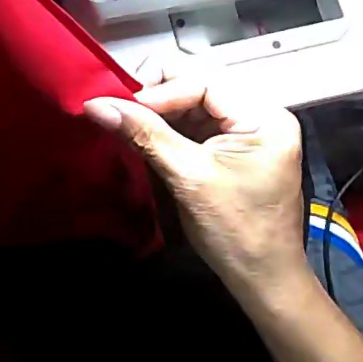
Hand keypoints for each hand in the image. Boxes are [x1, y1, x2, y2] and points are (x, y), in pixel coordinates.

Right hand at [84, 67, 309, 301]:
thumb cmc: (236, 232)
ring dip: (162, 111)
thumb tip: (96, 104)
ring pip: (199, 102)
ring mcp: (252, 130)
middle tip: (121, 110)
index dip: (161, 90)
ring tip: (128, 121)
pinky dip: (173, 127)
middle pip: (203, 85)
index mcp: (264, 116)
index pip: (206, 81)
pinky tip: (148, 133)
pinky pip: (202, 123)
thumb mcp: (189, 178)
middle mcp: (263, 114)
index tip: (121, 106)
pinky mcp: (239, 146)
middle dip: (159, 96)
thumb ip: (145, 135)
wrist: (265, 280)